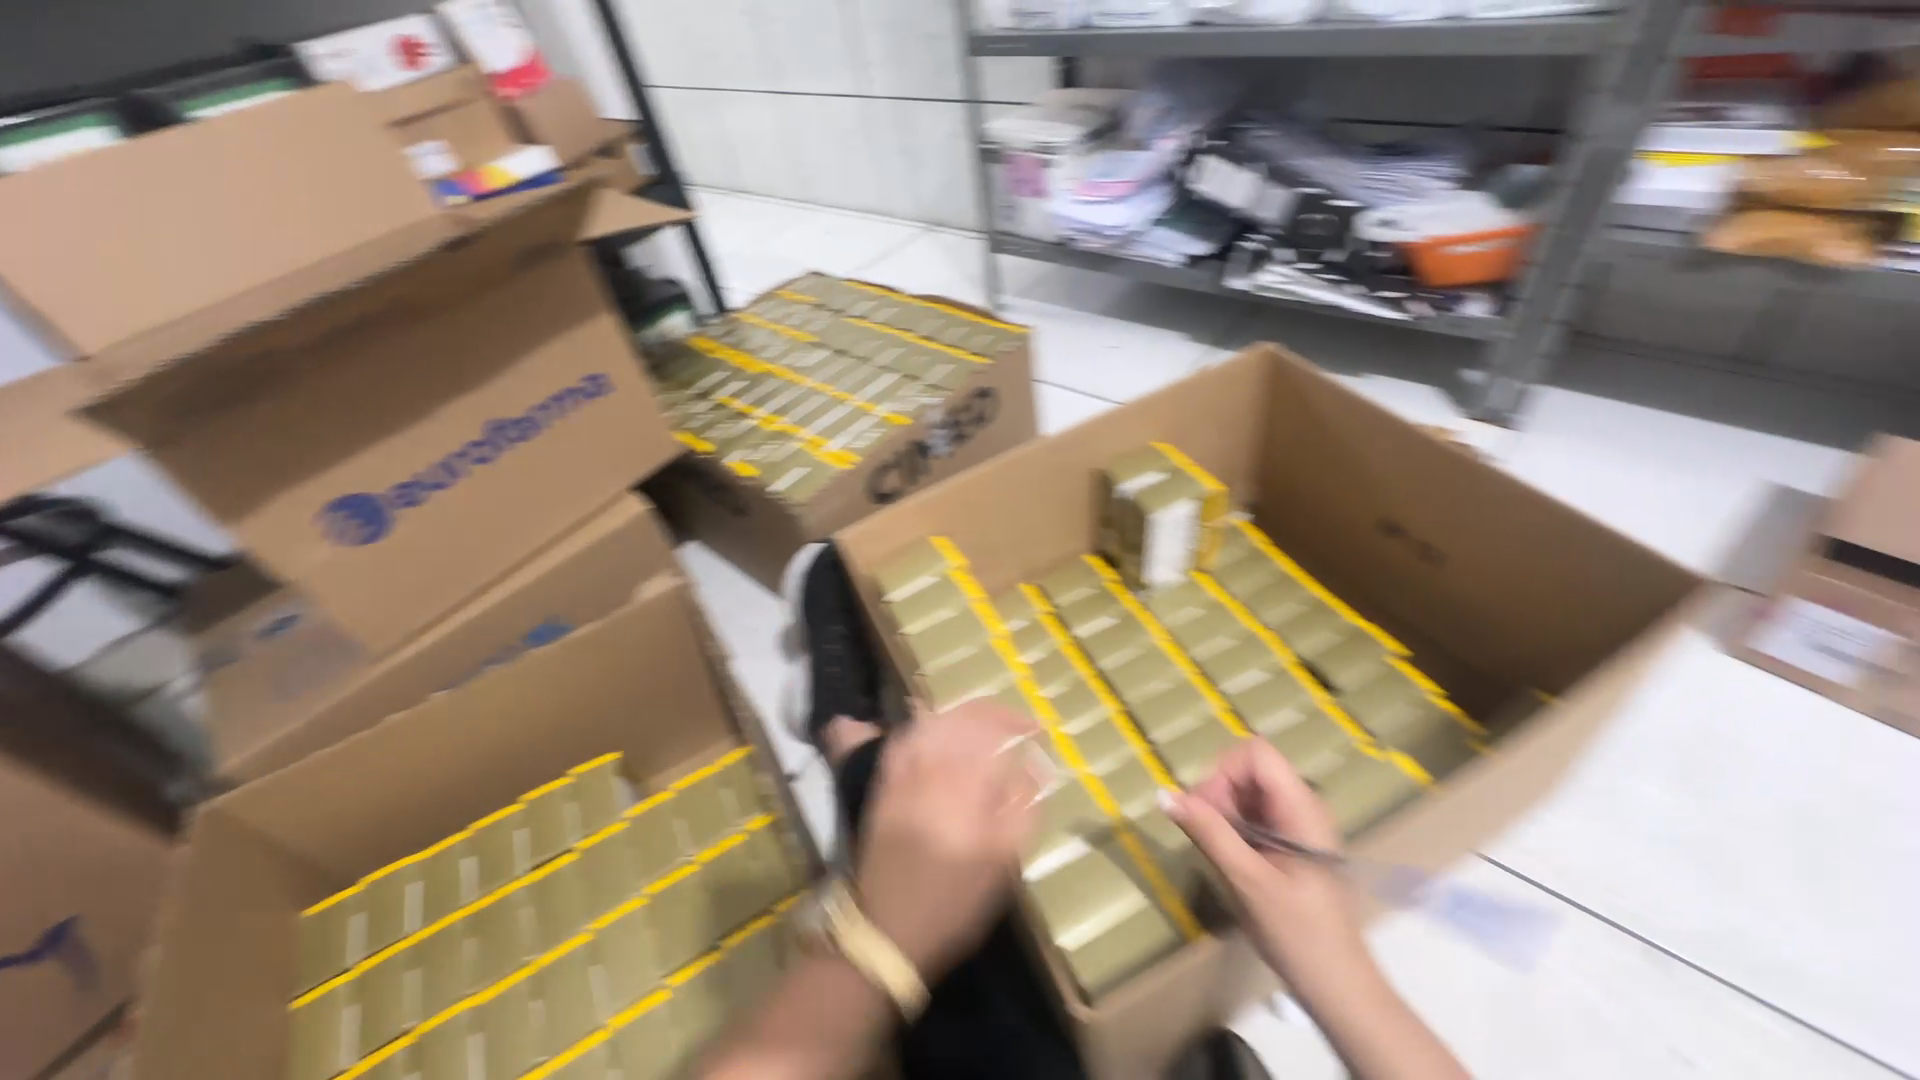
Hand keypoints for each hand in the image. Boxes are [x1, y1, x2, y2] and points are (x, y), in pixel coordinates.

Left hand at [853, 699, 1038, 981]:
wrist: (887, 930)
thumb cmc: (954, 902)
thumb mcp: (1002, 863)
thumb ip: (1022, 807)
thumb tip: (1034, 767)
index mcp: (967, 785)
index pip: (996, 730)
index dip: (1019, 724)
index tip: (1040, 733)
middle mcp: (933, 768)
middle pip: (963, 718)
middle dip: (994, 714)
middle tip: (1016, 726)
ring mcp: (903, 773)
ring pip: (932, 722)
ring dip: (961, 716)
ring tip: (982, 726)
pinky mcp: (883, 785)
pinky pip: (903, 740)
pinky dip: (922, 727)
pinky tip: (935, 731)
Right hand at [1163, 739, 1363, 977]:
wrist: (1338, 985)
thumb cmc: (1298, 933)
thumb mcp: (1247, 882)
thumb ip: (1207, 833)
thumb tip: (1163, 794)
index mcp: (1302, 808)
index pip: (1255, 753)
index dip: (1222, 771)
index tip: (1203, 809)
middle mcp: (1303, 806)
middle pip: (1250, 770)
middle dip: (1218, 792)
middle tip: (1202, 834)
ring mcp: (1298, 825)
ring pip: (1249, 793)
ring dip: (1222, 811)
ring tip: (1216, 851)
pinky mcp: (1291, 843)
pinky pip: (1255, 815)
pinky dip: (1233, 827)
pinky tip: (1229, 859)